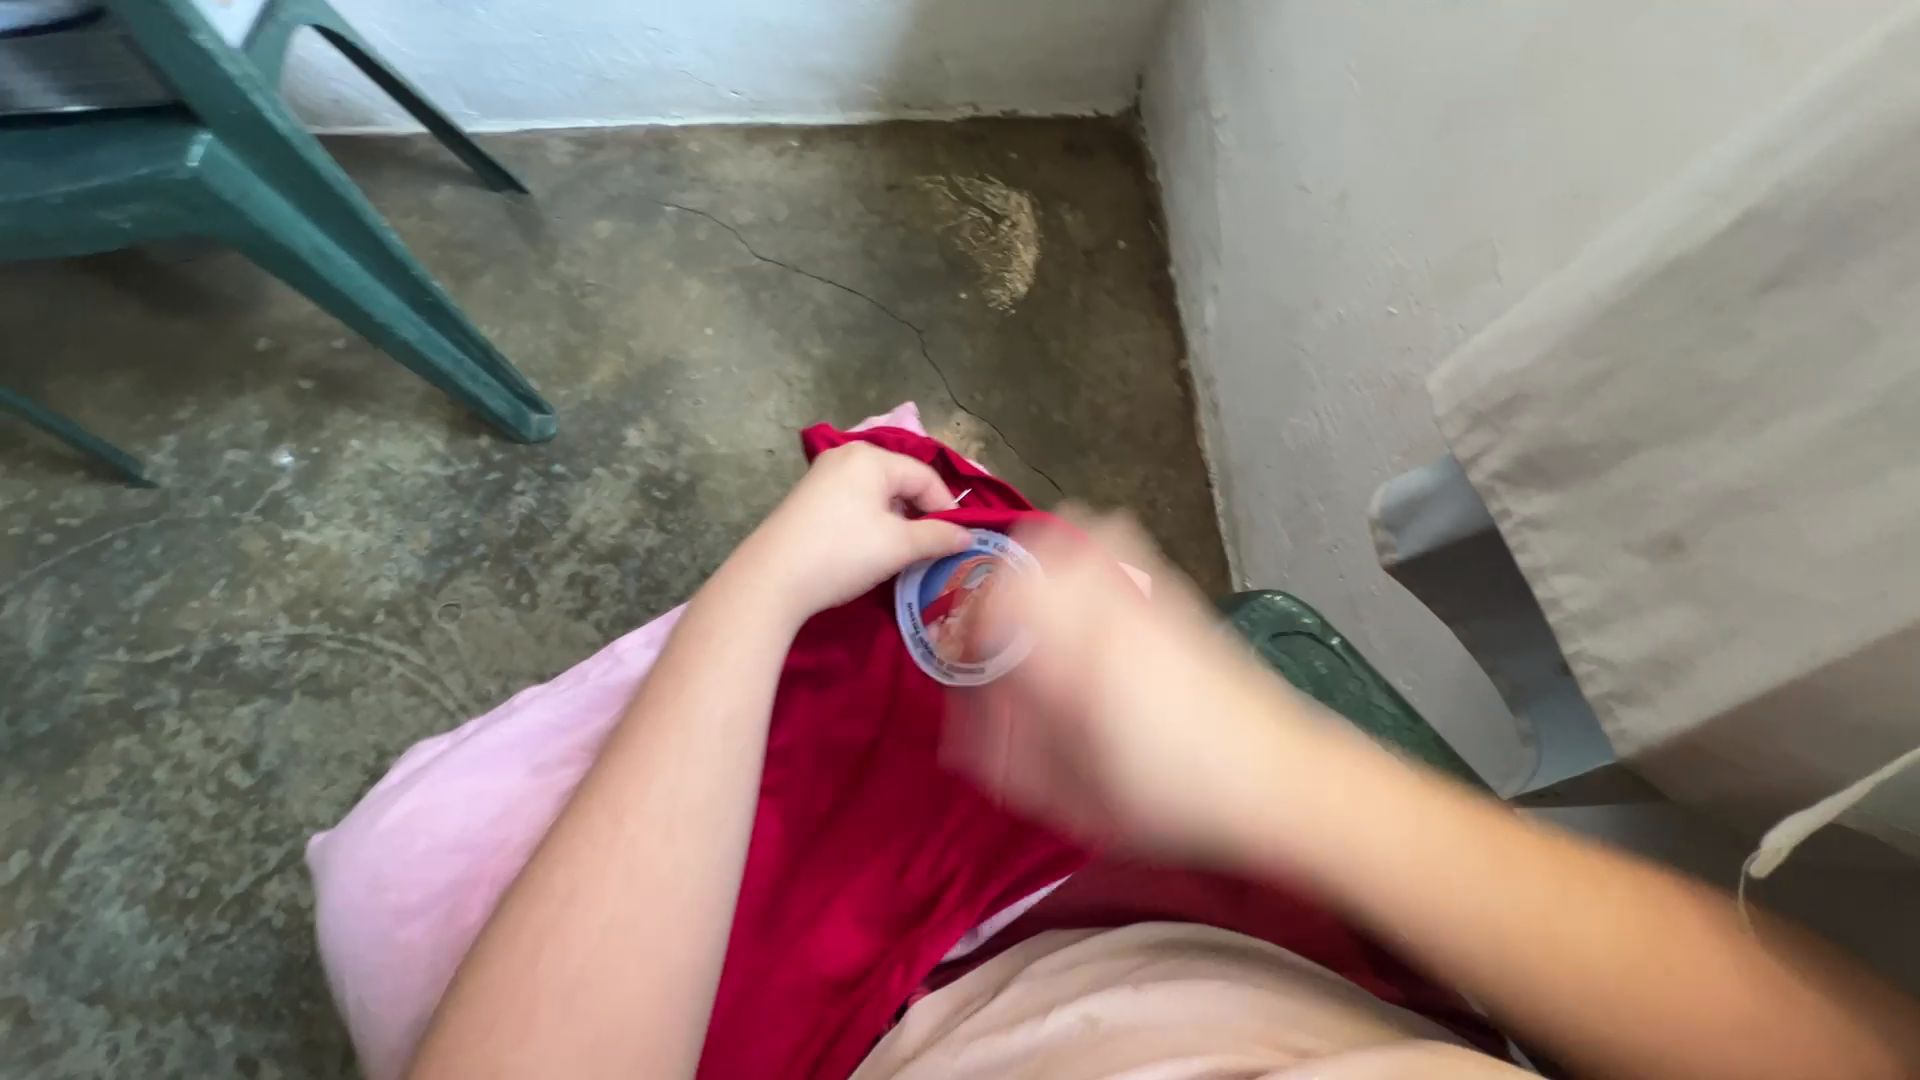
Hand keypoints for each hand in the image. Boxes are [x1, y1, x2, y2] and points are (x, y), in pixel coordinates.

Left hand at [725, 443, 973, 624]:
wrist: (771, 580)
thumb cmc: (843, 552)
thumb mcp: (899, 546)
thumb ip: (939, 536)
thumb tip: (967, 536)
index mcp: (871, 457)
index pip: (925, 477)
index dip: (947, 508)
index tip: (959, 541)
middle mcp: (846, 457)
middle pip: (900, 482)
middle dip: (921, 514)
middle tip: (933, 547)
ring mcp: (822, 477)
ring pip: (877, 494)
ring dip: (896, 521)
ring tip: (904, 552)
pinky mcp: (808, 500)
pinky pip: (854, 504)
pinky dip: (871, 523)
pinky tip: (871, 550)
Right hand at [943, 511, 1344, 862]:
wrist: (1282, 774)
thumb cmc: (1177, 796)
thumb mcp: (1078, 798)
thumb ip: (1012, 760)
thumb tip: (966, 737)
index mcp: (1076, 657)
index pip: (1000, 604)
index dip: (972, 626)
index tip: (971, 658)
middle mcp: (1106, 608)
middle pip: (1035, 554)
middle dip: (1003, 587)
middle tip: (1002, 632)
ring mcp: (1144, 592)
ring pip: (1079, 531)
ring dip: (1048, 562)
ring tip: (1044, 605)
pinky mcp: (1175, 593)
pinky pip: (1121, 541)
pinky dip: (1090, 551)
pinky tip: (1092, 593)